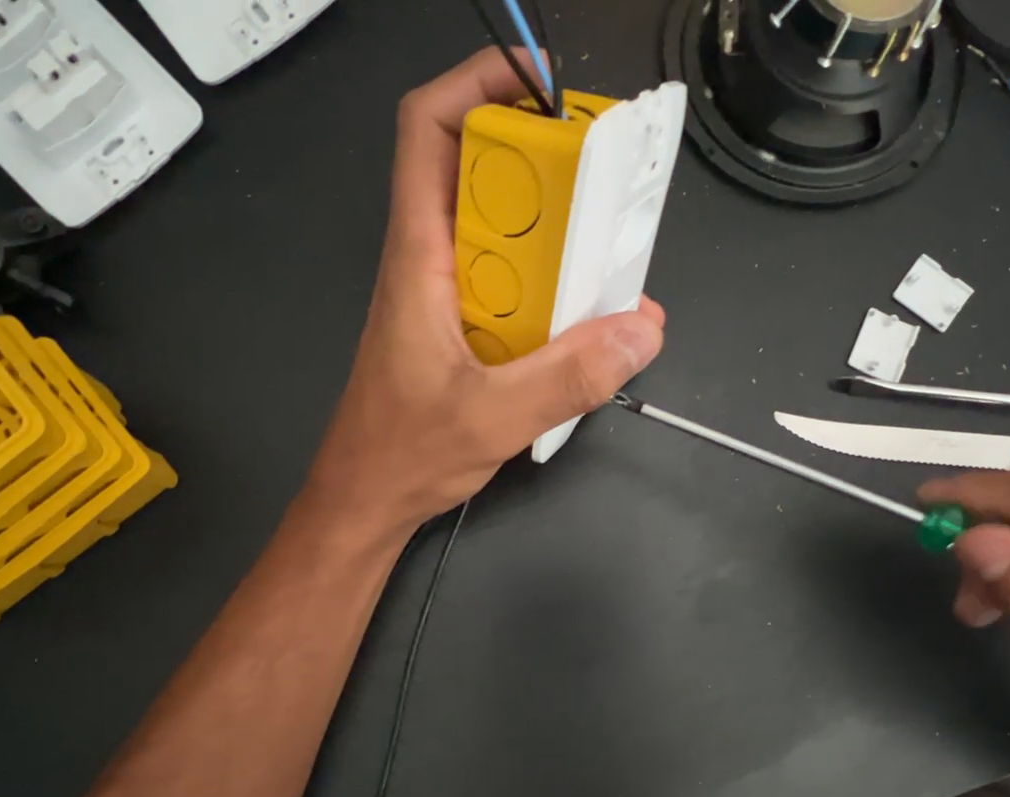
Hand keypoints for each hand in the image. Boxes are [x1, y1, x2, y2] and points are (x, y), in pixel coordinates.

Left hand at [304, 49, 666, 535]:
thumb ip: (567, 377)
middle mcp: (431, 259)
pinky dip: (556, 284)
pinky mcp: (463, 327)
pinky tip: (594, 314)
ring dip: (559, 226)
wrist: (366, 499)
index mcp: (419, 255)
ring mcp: (447, 294)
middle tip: (609, 176)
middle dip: (544, 157)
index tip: (548, 90)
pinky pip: (515, 281)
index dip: (481, 84)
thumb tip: (643, 328)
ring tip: (615, 244)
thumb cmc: (405, 454)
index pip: (428, 129)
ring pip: (504, 227)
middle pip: (479, 168)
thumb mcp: (492, 418)